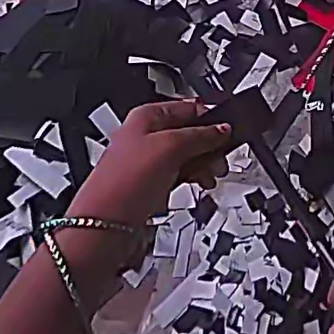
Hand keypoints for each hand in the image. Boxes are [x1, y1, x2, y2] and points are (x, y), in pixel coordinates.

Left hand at [68, 100, 232, 225]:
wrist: (104, 226)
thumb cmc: (123, 182)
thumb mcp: (170, 148)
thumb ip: (200, 136)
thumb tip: (221, 130)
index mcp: (147, 116)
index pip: (188, 107)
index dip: (210, 118)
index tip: (228, 131)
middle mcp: (146, 136)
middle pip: (190, 132)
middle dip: (209, 144)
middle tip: (221, 156)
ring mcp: (149, 161)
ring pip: (187, 155)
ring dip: (204, 163)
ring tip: (212, 173)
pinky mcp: (152, 184)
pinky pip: (181, 174)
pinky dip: (194, 177)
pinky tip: (200, 183)